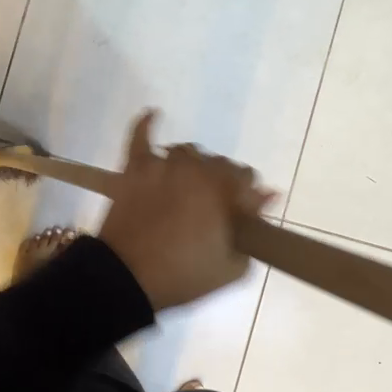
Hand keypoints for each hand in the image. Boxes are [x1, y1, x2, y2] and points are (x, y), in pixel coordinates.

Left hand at [97, 111, 272, 310]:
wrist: (125, 278)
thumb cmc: (182, 275)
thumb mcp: (231, 266)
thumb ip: (251, 229)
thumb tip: (266, 196)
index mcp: (221, 188)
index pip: (246, 177)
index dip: (245, 197)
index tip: (238, 217)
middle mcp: (194, 168)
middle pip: (218, 163)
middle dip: (221, 183)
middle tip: (211, 211)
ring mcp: (161, 165)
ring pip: (186, 152)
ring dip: (193, 165)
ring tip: (187, 188)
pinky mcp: (134, 169)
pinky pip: (140, 137)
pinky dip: (146, 124)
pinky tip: (154, 114)